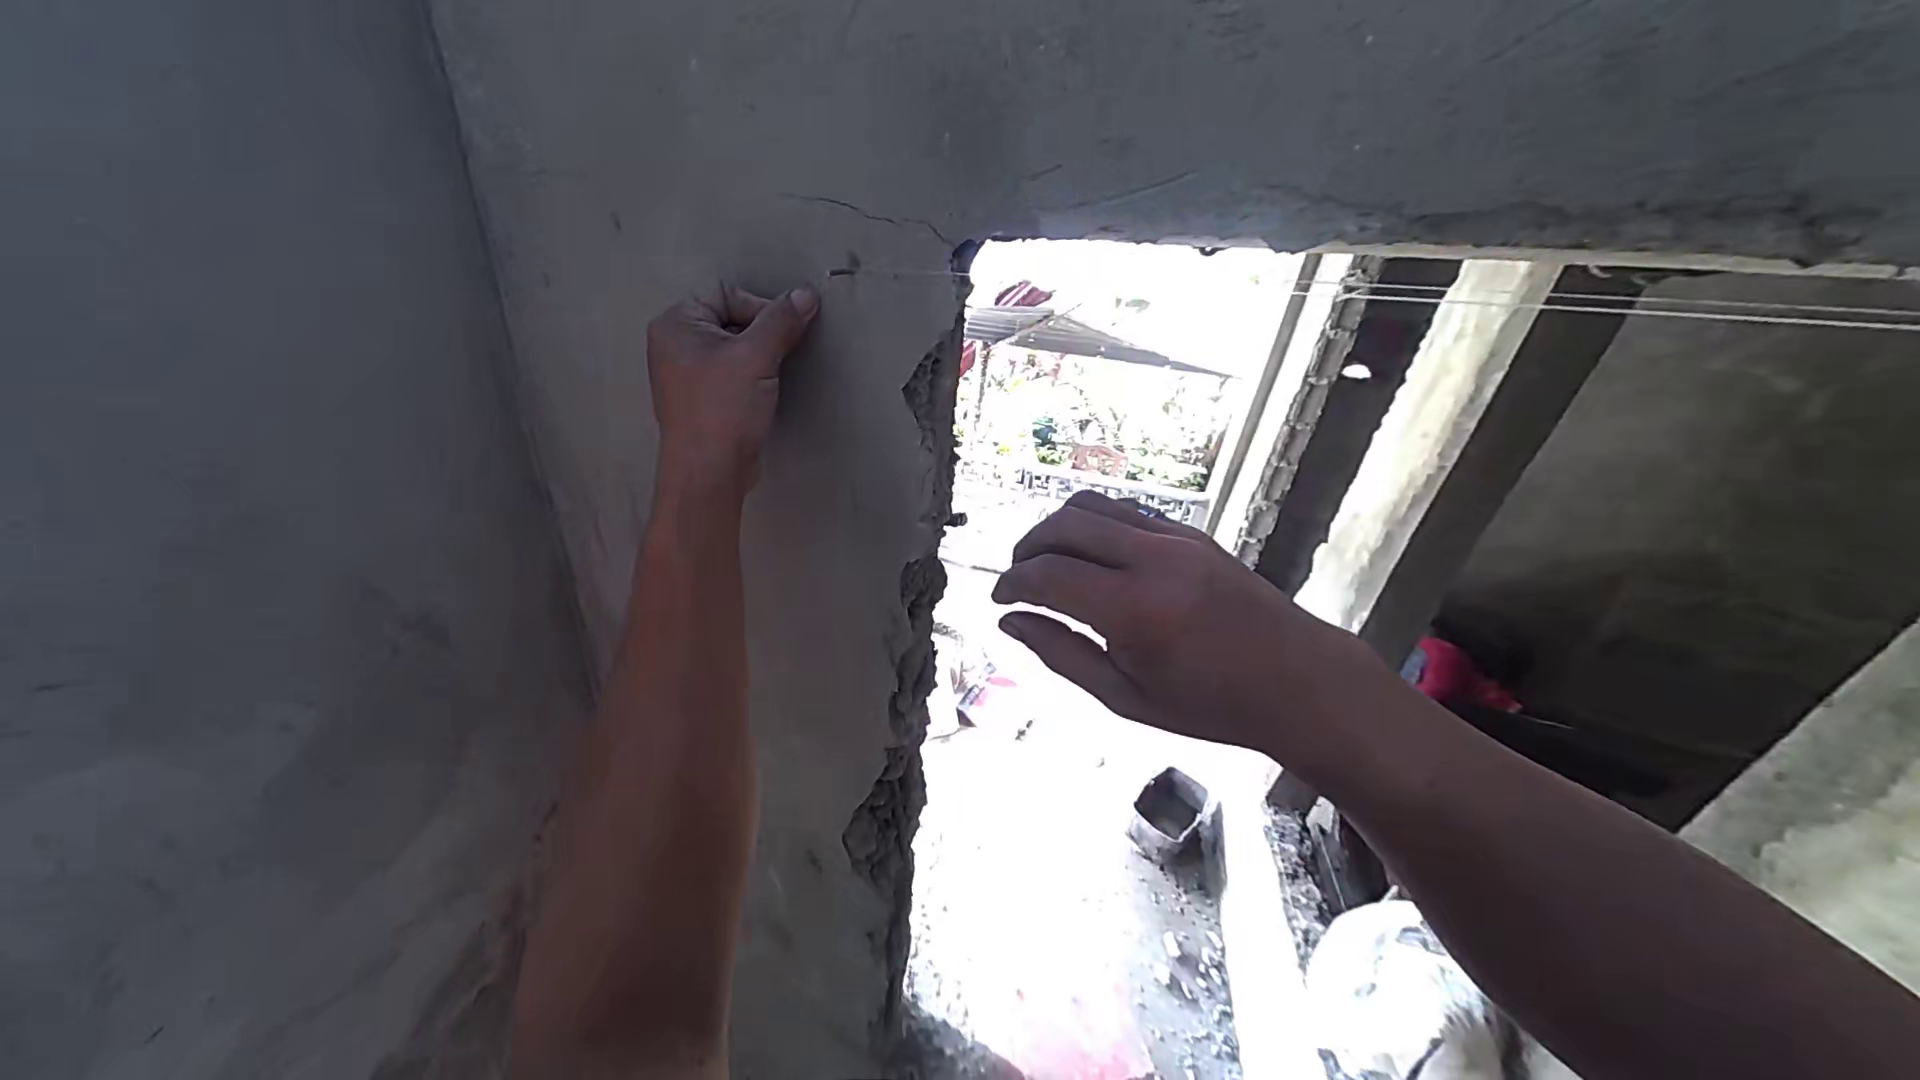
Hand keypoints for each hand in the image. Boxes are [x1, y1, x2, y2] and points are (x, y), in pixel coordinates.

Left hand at [648, 282, 818, 495]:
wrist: (711, 470)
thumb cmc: (720, 413)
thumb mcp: (757, 357)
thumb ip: (781, 321)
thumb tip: (803, 296)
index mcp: (676, 324)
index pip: (725, 292)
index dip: (759, 307)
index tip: (782, 331)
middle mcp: (676, 346)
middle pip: (731, 319)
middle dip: (761, 336)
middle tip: (776, 356)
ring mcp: (688, 375)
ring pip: (735, 350)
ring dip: (759, 359)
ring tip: (766, 380)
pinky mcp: (705, 400)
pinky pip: (734, 375)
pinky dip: (753, 380)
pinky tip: (760, 397)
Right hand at [992, 491, 1401, 779]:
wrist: (1300, 680)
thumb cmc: (1210, 704)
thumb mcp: (1124, 697)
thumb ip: (1060, 653)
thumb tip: (1011, 622)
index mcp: (1136, 610)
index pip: (1048, 575)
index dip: (1011, 584)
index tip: (997, 600)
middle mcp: (1154, 559)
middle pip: (1062, 525)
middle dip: (1025, 549)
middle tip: (1016, 581)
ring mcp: (1176, 538)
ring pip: (1091, 505)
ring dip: (1055, 529)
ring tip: (1046, 565)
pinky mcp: (1190, 532)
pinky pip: (1123, 511)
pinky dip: (1090, 527)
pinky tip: (1089, 559)